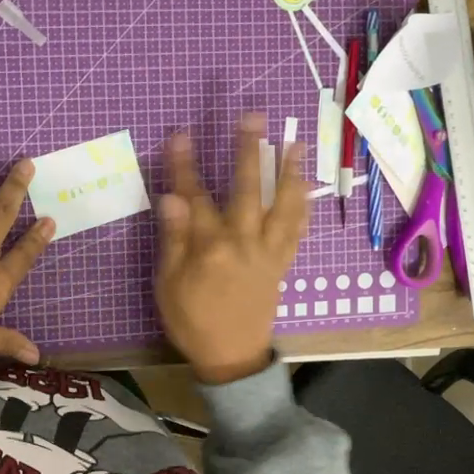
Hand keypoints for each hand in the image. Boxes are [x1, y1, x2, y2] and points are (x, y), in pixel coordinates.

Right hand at [155, 113, 307, 384]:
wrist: (230, 357)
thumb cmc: (191, 320)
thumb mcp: (168, 282)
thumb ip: (173, 238)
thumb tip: (171, 197)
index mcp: (210, 247)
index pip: (194, 196)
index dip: (184, 164)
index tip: (180, 134)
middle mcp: (244, 242)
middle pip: (247, 189)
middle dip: (248, 150)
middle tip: (253, 116)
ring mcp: (268, 252)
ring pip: (282, 206)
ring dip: (288, 172)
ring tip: (293, 143)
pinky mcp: (281, 264)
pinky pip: (296, 231)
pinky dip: (302, 208)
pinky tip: (305, 189)